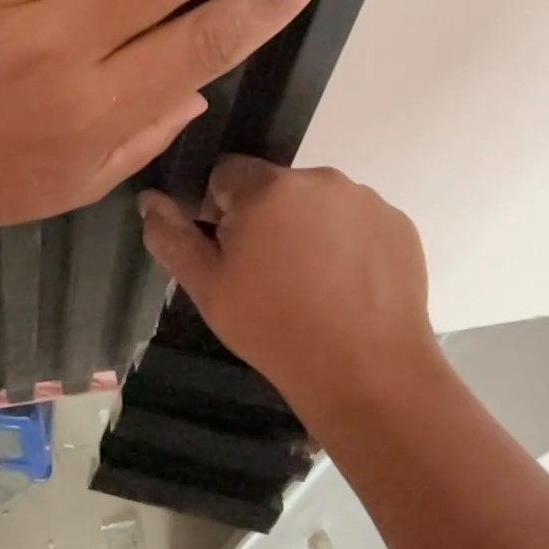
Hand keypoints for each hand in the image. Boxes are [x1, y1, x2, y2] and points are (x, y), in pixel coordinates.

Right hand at [137, 156, 436, 396]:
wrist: (368, 374)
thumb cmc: (274, 329)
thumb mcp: (207, 288)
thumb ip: (171, 236)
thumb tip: (149, 199)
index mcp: (267, 188)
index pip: (225, 174)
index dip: (218, 210)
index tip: (229, 253)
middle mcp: (319, 179)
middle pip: (274, 188)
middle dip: (264, 219)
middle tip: (268, 275)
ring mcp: (365, 200)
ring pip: (317, 203)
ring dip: (306, 228)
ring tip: (311, 284)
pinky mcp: (398, 225)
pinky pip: (356, 221)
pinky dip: (346, 243)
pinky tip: (345, 286)